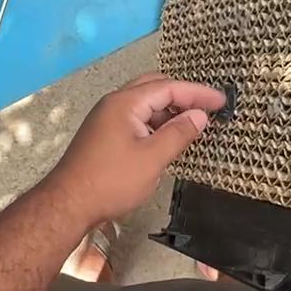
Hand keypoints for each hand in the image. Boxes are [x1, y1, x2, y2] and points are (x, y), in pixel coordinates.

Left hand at [37, 74, 226, 227]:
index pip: (167, 87)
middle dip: (182, 96)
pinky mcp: (104, 134)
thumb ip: (178, 134)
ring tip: (192, 125)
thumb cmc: (111, 181)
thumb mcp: (152, 159)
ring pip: (144, 104)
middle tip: (208, 108)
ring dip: (168, 111)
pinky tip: (167, 139)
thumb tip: (200, 115)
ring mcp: (106, 118)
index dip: (197, 93)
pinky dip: (155, 123)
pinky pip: (135, 118)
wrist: (68, 203)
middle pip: (154, 88)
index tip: (222, 101)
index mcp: (124, 103)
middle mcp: (113, 103)